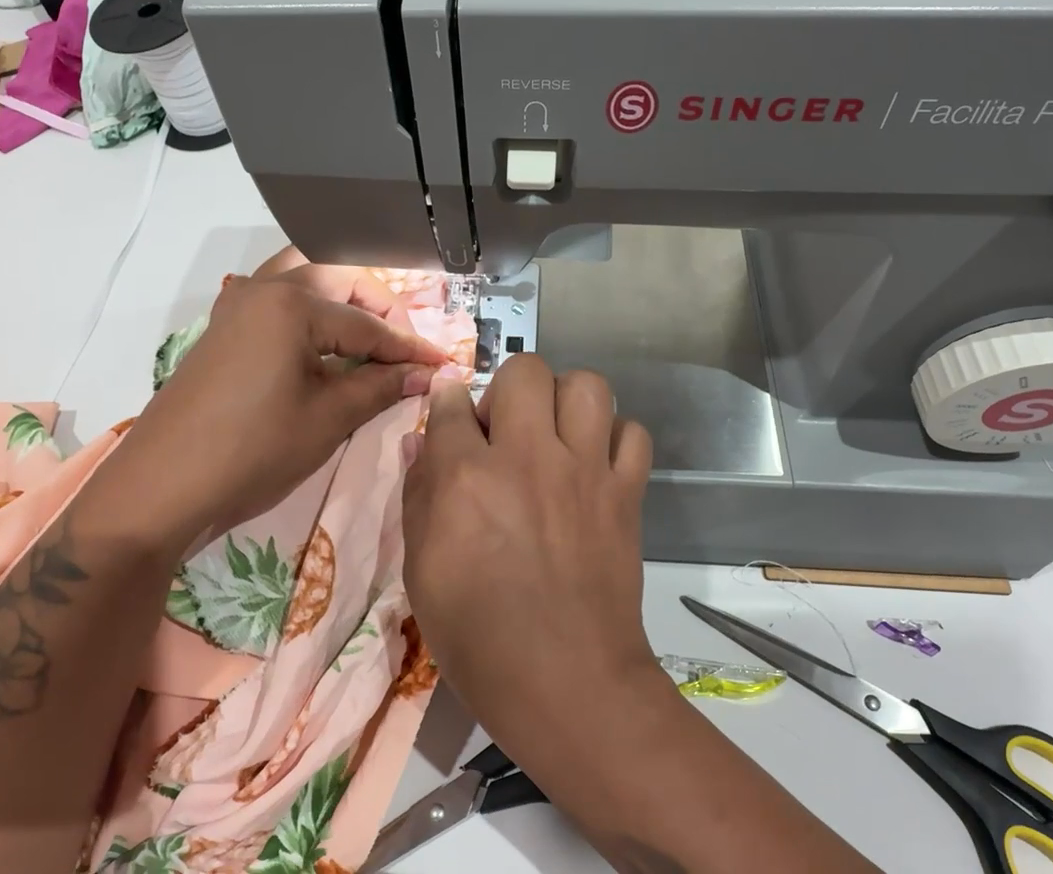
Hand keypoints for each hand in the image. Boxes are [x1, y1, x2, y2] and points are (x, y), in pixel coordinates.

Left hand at [118, 248, 446, 547]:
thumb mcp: (327, 420)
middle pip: (337, 277)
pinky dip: (311, 311)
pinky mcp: (224, 329)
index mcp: (292, 304)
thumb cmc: (253, 451)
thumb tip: (426, 373)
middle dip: (378, 309)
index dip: (409, 348)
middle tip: (403, 350)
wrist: (162, 487)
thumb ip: (381, 387)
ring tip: (370, 340)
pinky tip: (327, 347)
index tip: (443, 364)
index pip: (368, 324)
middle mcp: (263, 289)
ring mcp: (237, 306)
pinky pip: (278, 301)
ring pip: (304, 279)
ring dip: (342, 300)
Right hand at [401, 354, 658, 743]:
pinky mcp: (627, 493)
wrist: (566, 681)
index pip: (453, 403)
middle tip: (504, 430)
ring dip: (566, 400)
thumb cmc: (478, 638)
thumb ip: (419, 496)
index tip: (451, 414)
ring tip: (555, 435)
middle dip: (508, 388)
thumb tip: (421, 440)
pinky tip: (595, 466)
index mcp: (467, 478)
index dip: (447, 403)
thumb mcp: (421, 571)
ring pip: (588, 385)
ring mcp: (586, 471)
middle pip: (527, 371)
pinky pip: (633, 433)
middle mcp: (529, 457)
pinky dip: (615, 438)